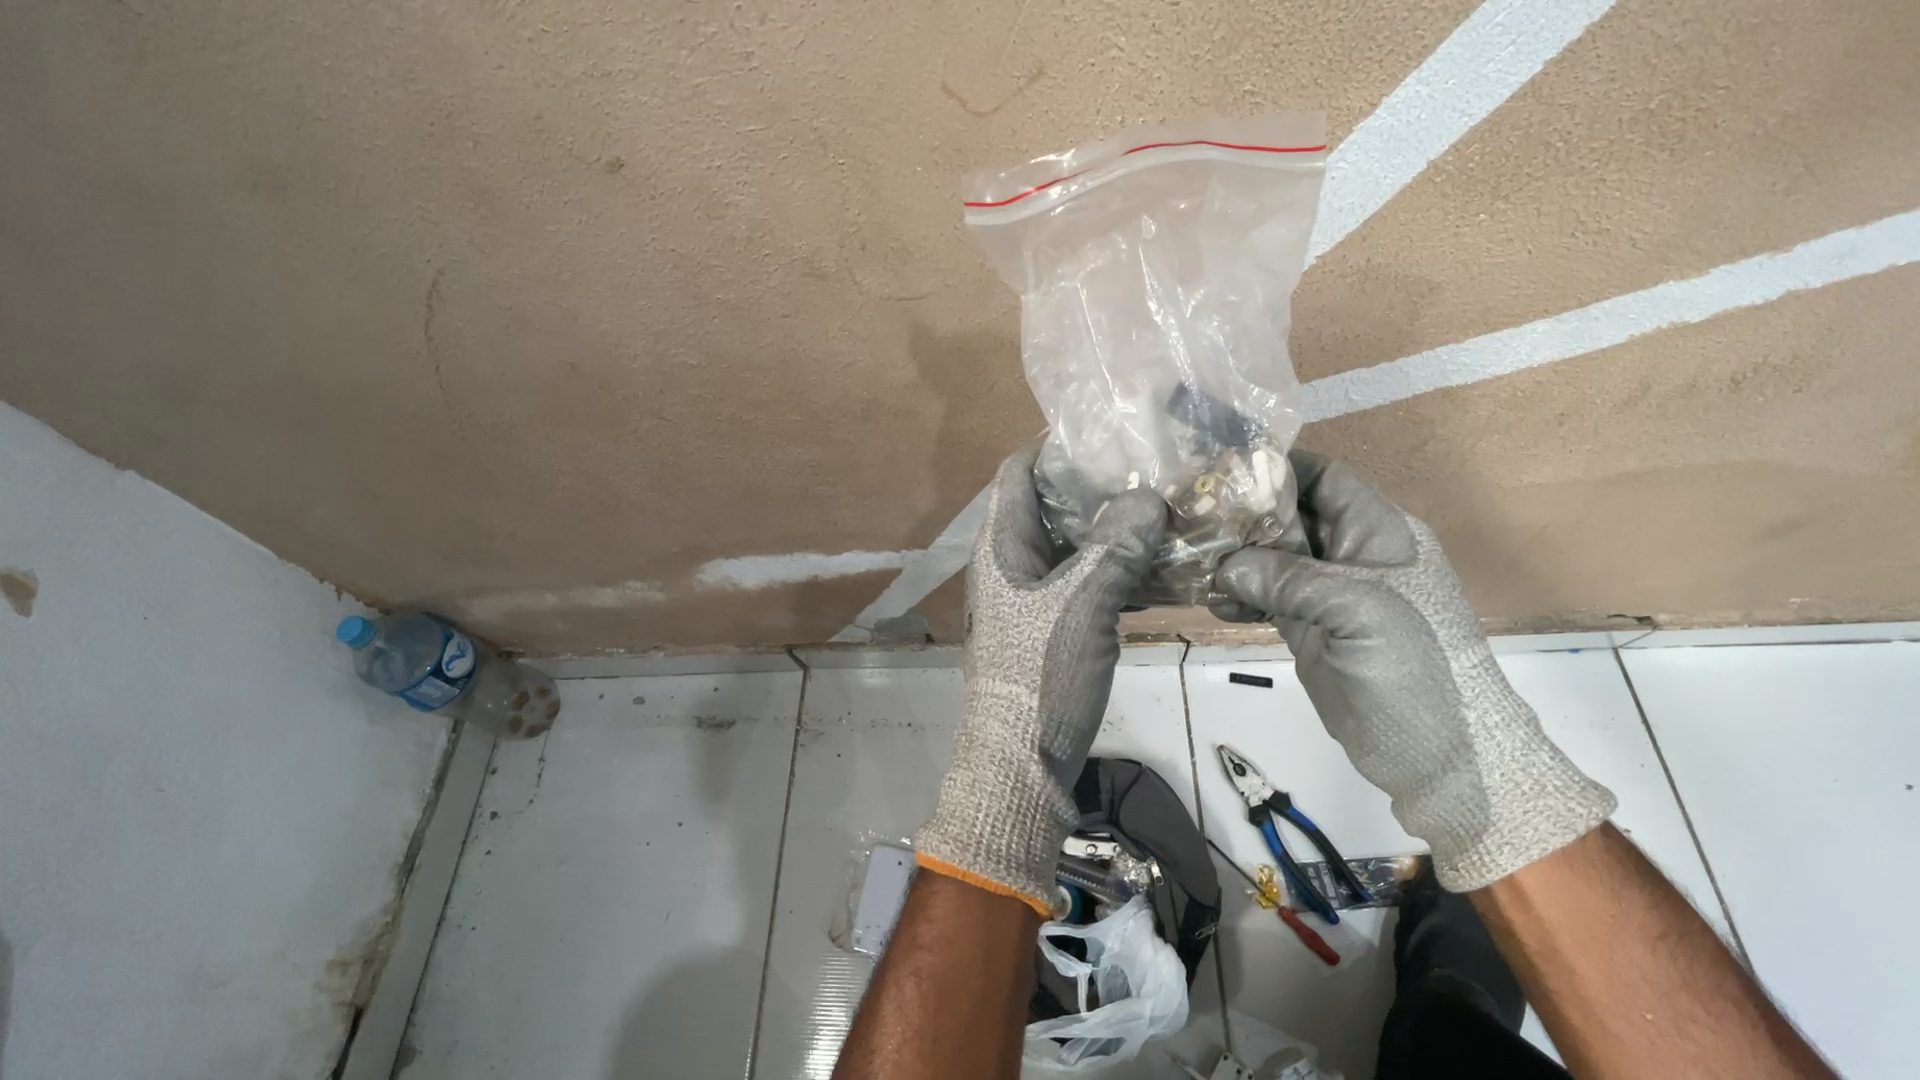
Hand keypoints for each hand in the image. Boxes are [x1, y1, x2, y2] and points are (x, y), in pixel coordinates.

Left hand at [915, 444, 1166, 913]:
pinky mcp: (1050, 627)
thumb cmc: (1040, 674)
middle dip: (1096, 484)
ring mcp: (1030, 597)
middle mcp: (1011, 564)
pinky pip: (1084, 582)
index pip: (1020, 472)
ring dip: (1112, 528)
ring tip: (1166, 508)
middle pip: (1051, 505)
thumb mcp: (1082, 605)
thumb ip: (1115, 548)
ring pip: (1072, 545)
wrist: (1020, 760)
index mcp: (1002, 547)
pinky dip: (1116, 569)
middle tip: (1153, 467)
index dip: (1056, 445)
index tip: (1109, 430)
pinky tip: (1160, 565)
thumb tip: (1148, 498)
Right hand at [1212, 451, 1614, 891]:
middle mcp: (1352, 555)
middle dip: (1244, 514)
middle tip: (1189, 517)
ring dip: (1233, 558)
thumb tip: (1224, 565)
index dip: (1279, 470)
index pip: (1325, 479)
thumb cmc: (1414, 668)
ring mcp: (1329, 594)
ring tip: (1190, 562)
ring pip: (1272, 558)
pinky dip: (1239, 596)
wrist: (1438, 754)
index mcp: (1380, 534)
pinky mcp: (1309, 629)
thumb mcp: (1358, 612)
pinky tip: (1210, 601)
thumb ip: (1290, 580)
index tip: (1222, 471)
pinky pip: (1266, 598)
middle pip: (1290, 515)